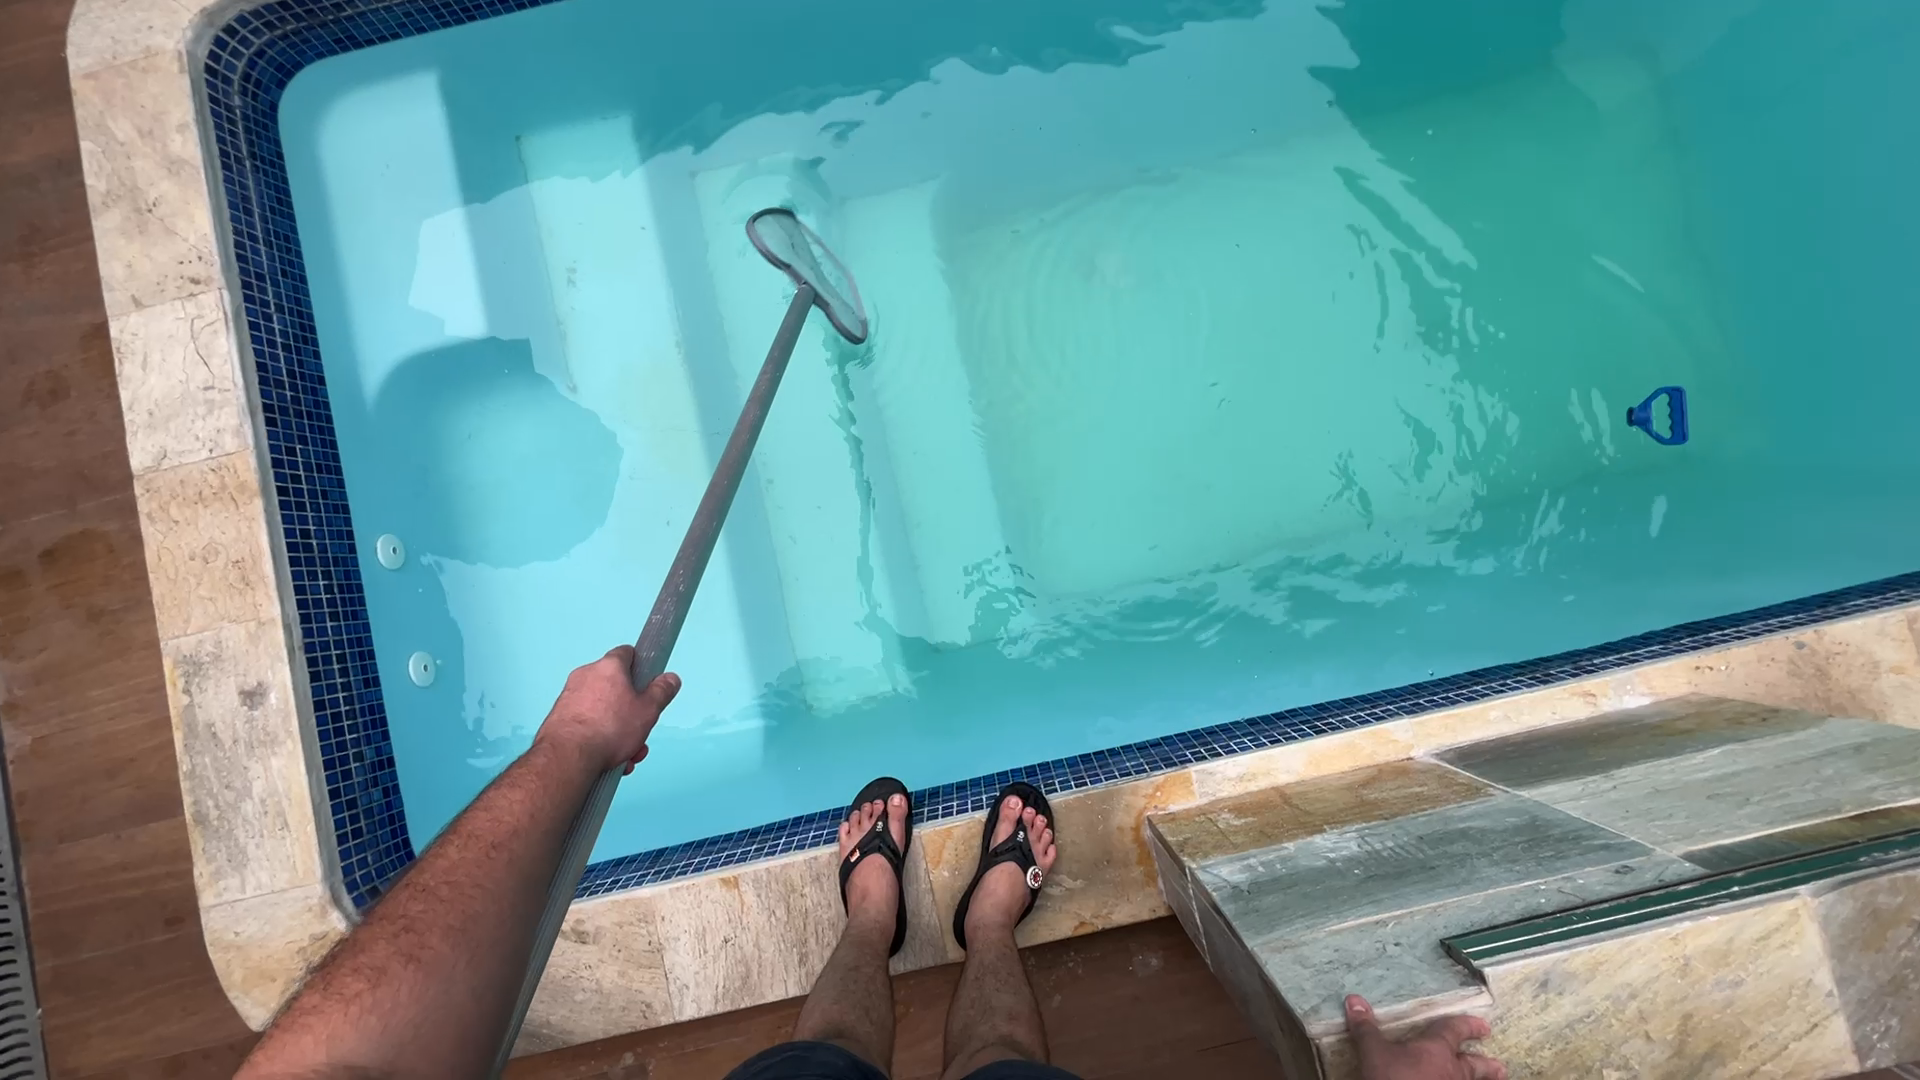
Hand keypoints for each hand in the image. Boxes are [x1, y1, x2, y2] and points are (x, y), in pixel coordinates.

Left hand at [533, 646, 680, 773]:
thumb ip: (662, 691)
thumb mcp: (649, 710)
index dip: (641, 666)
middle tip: (639, 726)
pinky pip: (586, 723)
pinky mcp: (558, 718)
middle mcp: (585, 676)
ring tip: (625, 752)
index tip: (649, 681)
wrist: (568, 758)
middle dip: (630, 709)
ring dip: (616, 728)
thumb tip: (670, 679)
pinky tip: (607, 758)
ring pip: (602, 709)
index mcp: (609, 667)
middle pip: (615, 686)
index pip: (627, 653)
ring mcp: (569, 697)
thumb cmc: (607, 730)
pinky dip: (598, 737)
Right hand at [1346, 995, 1505, 1079]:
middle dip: (1486, 1064)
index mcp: (1435, 1050)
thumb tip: (1355, 1000)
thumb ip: (1366, 1027)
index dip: (1466, 1025)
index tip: (1482, 1024)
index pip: (1452, 1031)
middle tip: (1500, 1065)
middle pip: (1473, 1066)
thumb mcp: (1372, 1051)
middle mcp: (1452, 1072)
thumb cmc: (1391, 1078)